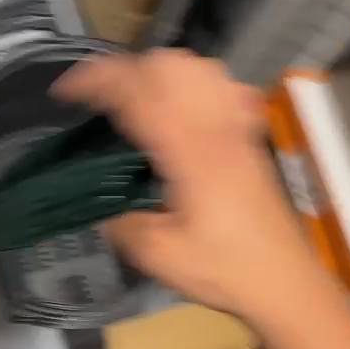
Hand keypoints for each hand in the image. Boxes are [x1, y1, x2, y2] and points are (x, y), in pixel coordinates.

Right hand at [54, 50, 328, 324]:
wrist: (285, 282)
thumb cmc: (225, 270)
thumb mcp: (159, 256)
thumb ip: (122, 224)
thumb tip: (101, 208)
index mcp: (189, 151)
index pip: (137, 92)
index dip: (95, 81)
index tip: (64, 92)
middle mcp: (215, 127)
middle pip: (166, 65)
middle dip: (123, 71)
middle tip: (97, 102)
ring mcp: (237, 127)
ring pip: (196, 67)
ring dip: (156, 73)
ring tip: (134, 100)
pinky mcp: (248, 136)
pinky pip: (221, 87)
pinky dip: (192, 84)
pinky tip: (181, 108)